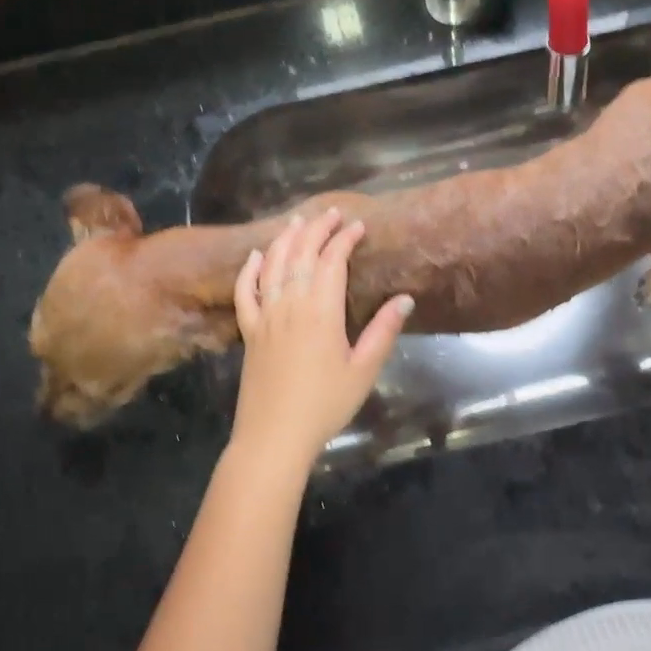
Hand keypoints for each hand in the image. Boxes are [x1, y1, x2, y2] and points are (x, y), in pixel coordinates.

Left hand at [229, 209, 411, 468]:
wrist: (274, 436)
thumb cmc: (325, 405)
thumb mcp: (363, 371)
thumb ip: (383, 332)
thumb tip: (404, 299)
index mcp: (321, 311)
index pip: (332, 261)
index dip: (345, 239)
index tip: (359, 226)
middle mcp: (290, 304)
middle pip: (301, 254)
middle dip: (317, 229)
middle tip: (332, 214)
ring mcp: (265, 316)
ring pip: (272, 265)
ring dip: (285, 239)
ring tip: (298, 221)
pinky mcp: (249, 331)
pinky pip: (245, 292)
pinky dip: (250, 270)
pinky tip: (256, 256)